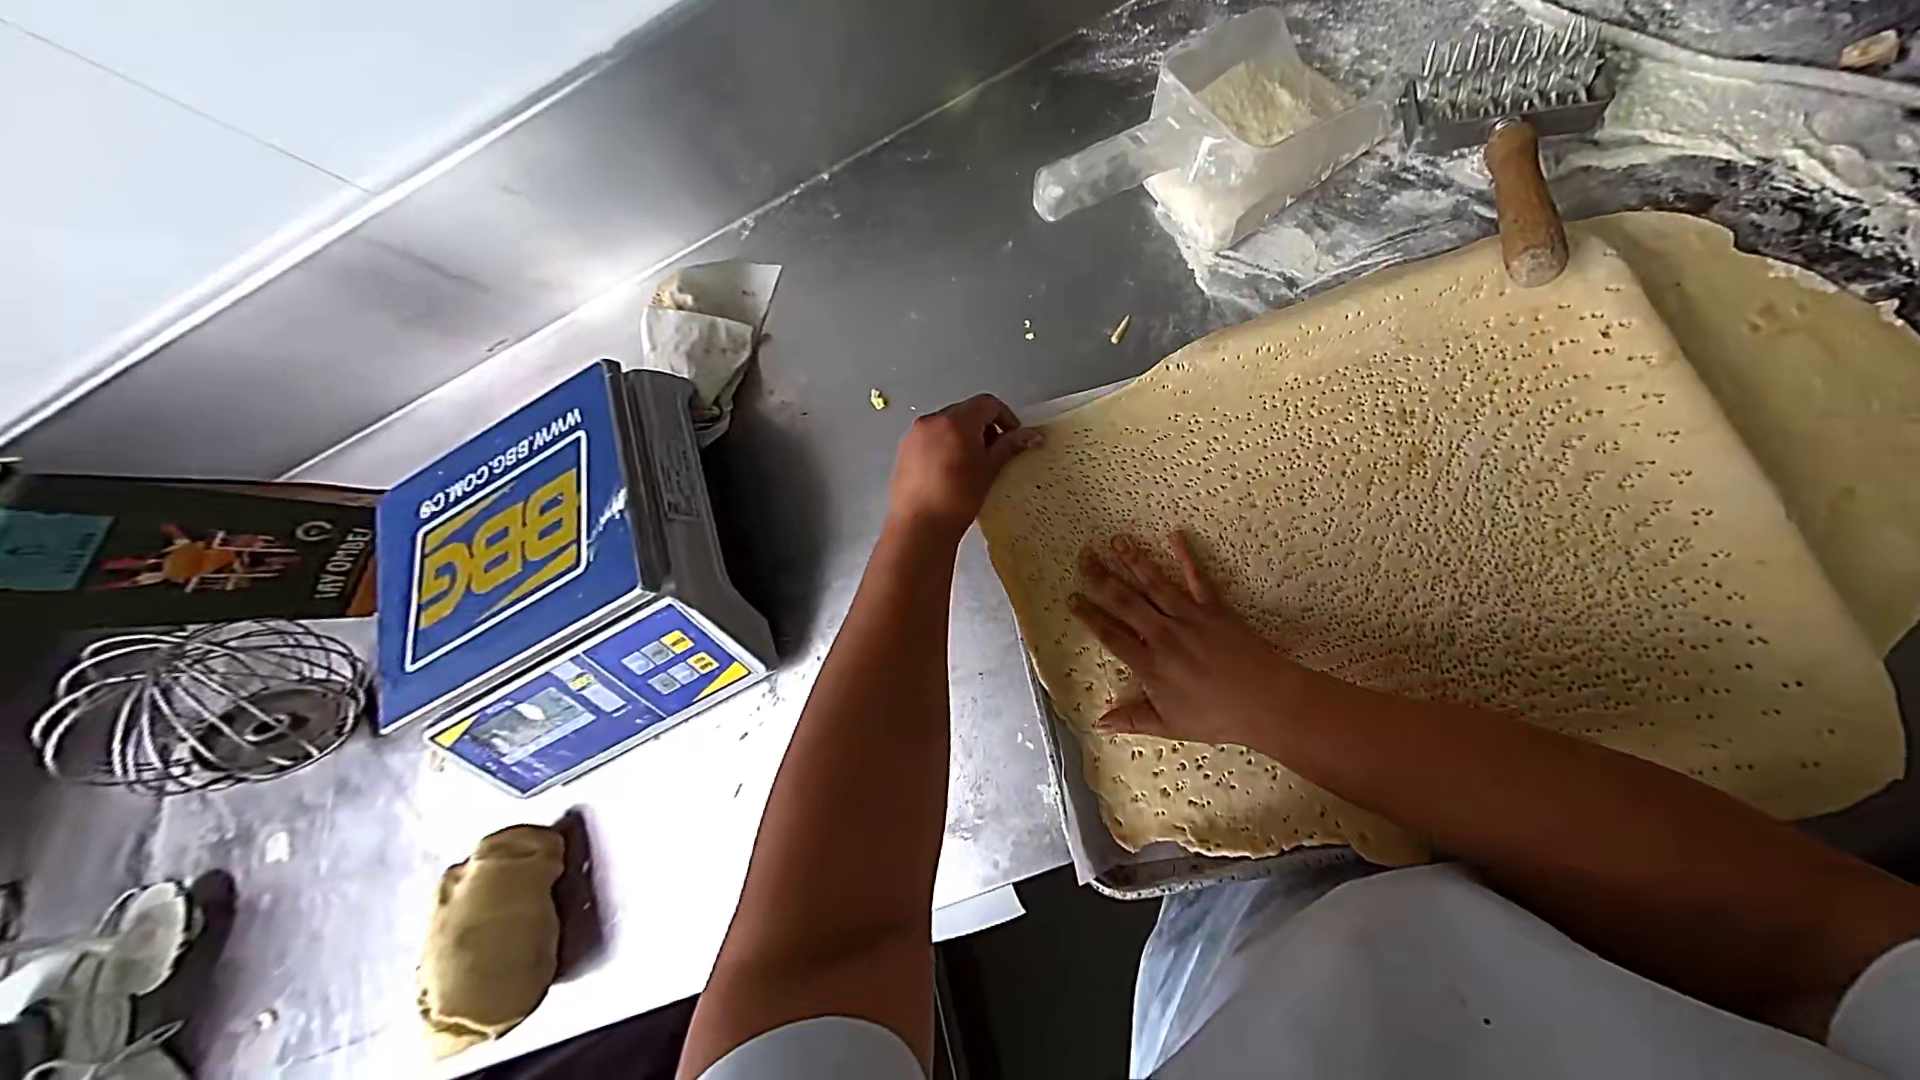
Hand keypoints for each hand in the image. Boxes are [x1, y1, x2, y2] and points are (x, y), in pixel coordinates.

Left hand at [886, 394, 1042, 538]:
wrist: (920, 526)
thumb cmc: (958, 498)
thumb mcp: (989, 470)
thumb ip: (1010, 446)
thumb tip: (1031, 435)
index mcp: (956, 421)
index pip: (987, 403)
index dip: (1006, 417)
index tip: (1013, 437)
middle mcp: (932, 420)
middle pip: (966, 412)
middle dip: (984, 428)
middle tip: (993, 453)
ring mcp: (915, 434)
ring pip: (947, 424)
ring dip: (964, 436)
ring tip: (971, 465)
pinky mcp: (905, 450)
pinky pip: (931, 438)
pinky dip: (945, 445)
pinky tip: (950, 472)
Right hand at [1069, 532, 1301, 750]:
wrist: (1268, 703)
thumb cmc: (1219, 717)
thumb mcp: (1171, 725)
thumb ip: (1133, 720)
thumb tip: (1100, 723)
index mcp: (1151, 664)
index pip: (1110, 634)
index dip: (1089, 615)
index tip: (1072, 598)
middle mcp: (1164, 635)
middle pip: (1125, 602)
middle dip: (1102, 578)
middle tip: (1084, 557)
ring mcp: (1190, 618)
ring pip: (1154, 584)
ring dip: (1134, 561)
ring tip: (1117, 540)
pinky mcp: (1215, 609)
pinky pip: (1198, 578)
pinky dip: (1186, 556)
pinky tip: (1174, 536)